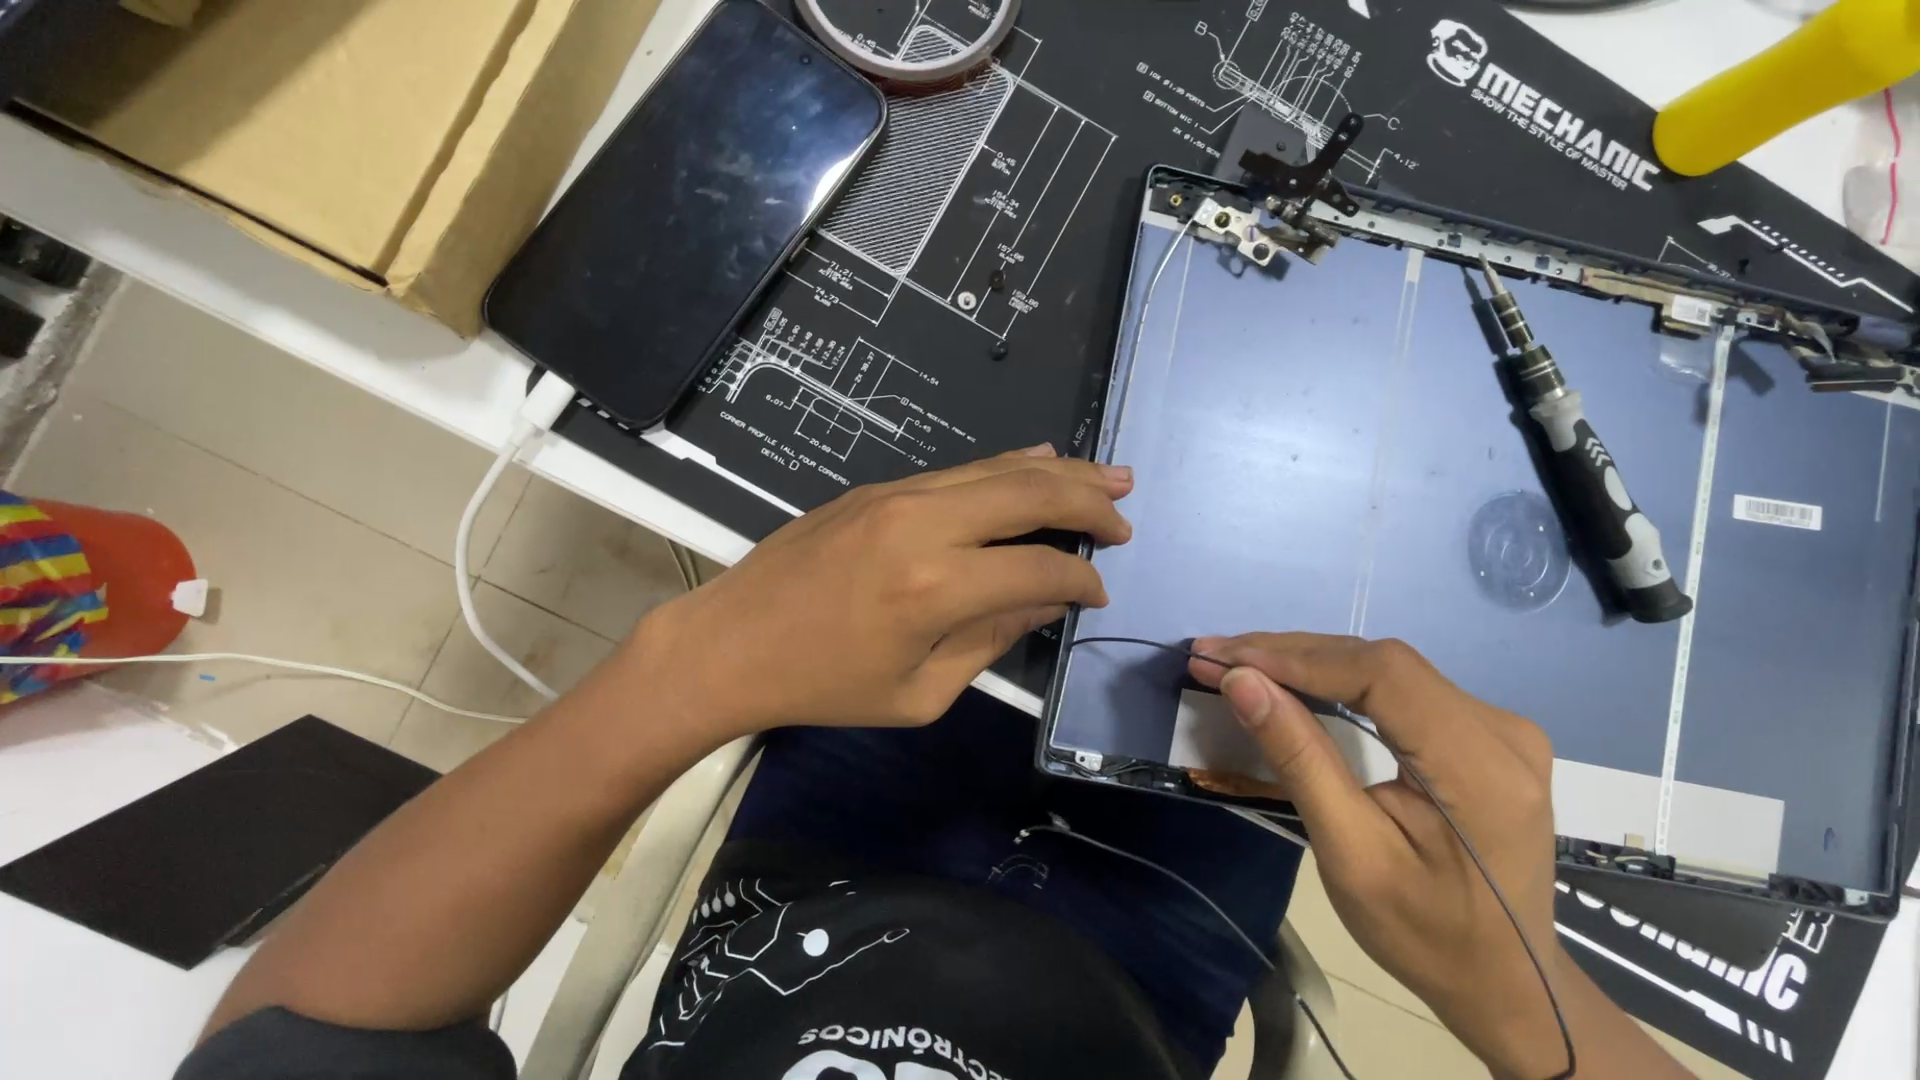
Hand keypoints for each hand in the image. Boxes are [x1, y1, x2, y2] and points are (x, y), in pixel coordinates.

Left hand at [631, 446, 1132, 735]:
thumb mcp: (920, 693)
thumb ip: (991, 640)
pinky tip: (1040, 461)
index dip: (1081, 580)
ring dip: (1058, 471)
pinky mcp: (878, 487)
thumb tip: (1044, 601)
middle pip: (1030, 493)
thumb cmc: (823, 686)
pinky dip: (1007, 466)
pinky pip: (959, 470)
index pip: (1039, 568)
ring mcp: (897, 496)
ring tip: (1109, 476)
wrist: (729, 643)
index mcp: (936, 589)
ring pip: (997, 468)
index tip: (1099, 592)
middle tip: (1127, 511)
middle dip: (1089, 501)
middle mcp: (924, 526)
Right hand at [1187, 634, 1567, 1079]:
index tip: (1222, 659)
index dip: (1296, 658)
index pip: (1381, 675)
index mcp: (1481, 767)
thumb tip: (1242, 682)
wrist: (1503, 979)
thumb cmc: (1424, 932)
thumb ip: (1300, 759)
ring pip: (1387, 667)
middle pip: (1382, 662)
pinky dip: (1336, 678)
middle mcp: (1501, 730)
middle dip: (1290, 653)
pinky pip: (1399, 686)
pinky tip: (1292, 679)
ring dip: (1308, 660)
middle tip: (1212, 654)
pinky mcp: (1483, 733)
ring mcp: (1498, 728)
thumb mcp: (1350, 854)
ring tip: (1238, 661)